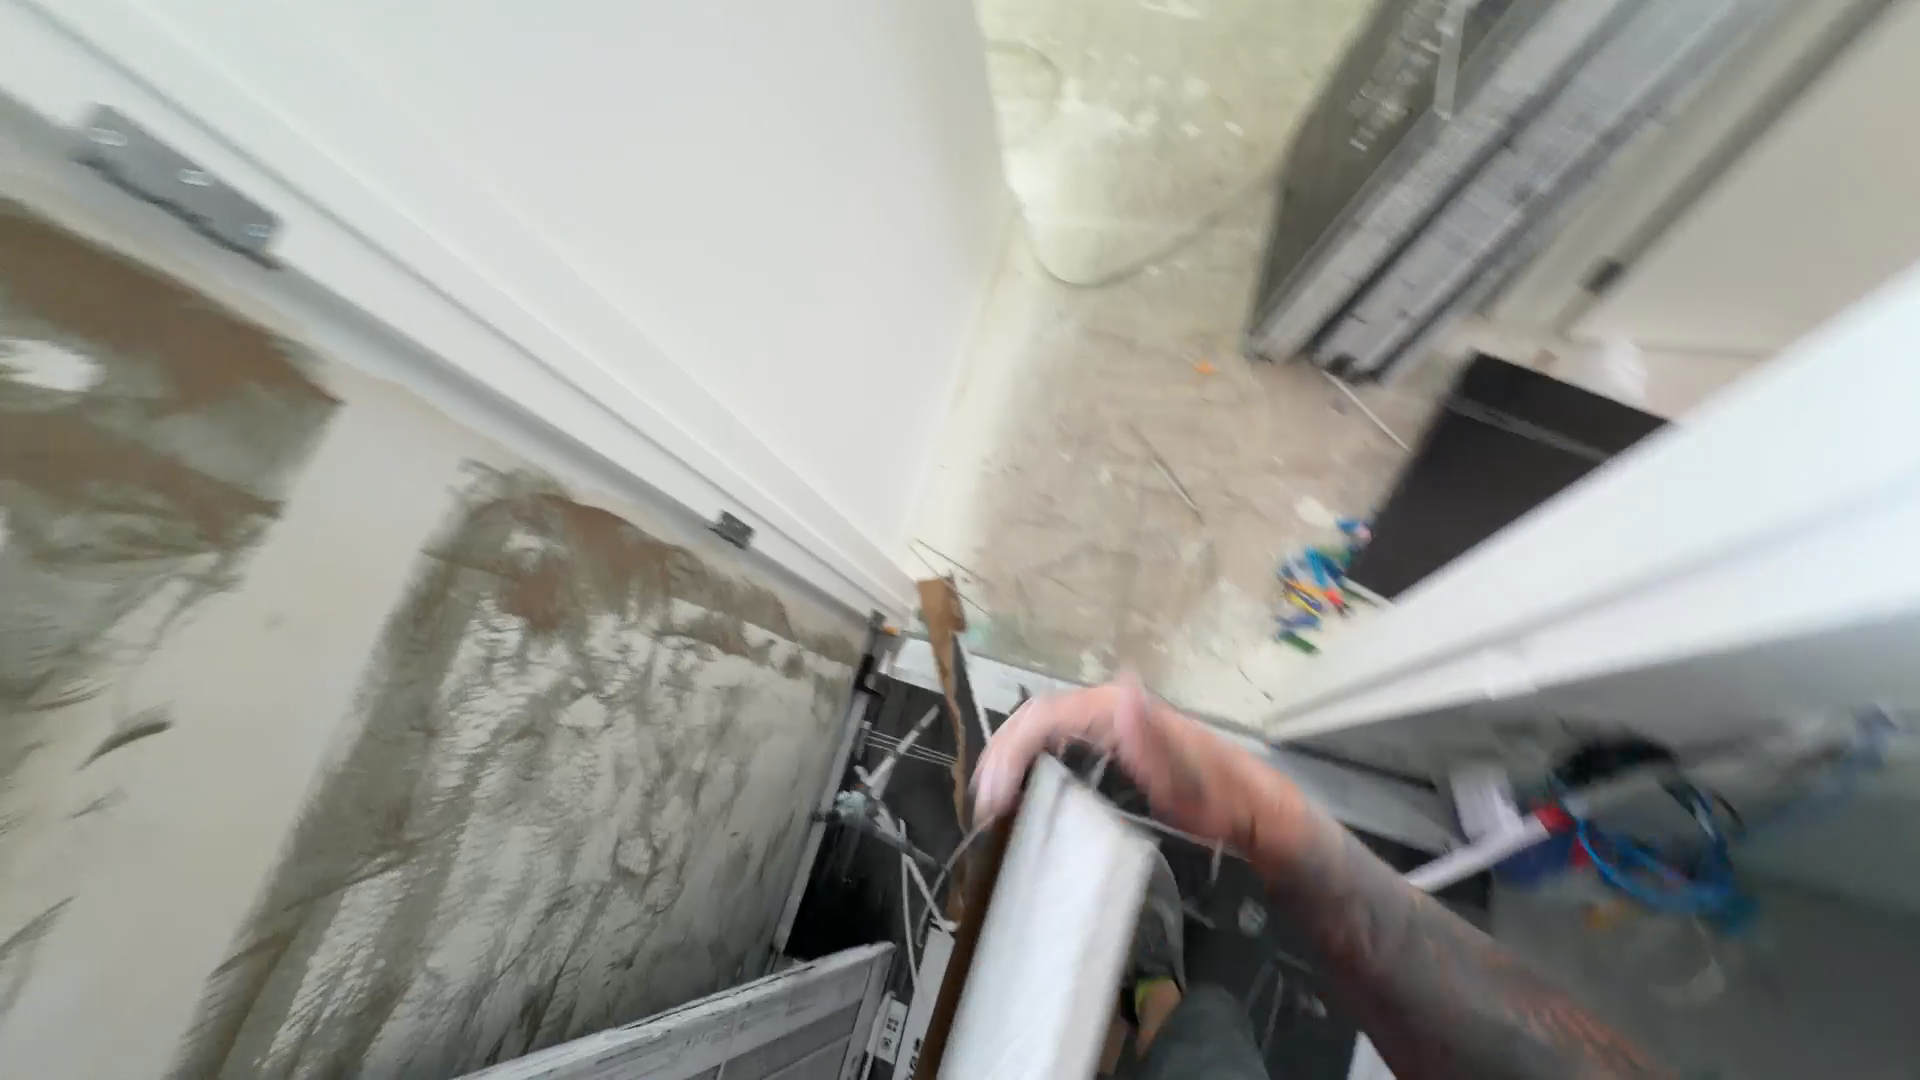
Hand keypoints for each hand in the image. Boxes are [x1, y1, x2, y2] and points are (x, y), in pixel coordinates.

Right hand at [972, 674, 1303, 854]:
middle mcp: (1106, 708)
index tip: (993, 799)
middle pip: (1033, 719)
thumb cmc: (1226, 797)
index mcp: (1116, 708)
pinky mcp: (1107, 745)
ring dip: (1008, 760)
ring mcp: (1106, 725)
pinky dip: (1027, 766)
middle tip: (983, 808)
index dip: (1010, 752)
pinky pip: (1053, 746)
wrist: (1255, 808)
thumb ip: (1156, 739)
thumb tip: (1122, 691)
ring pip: (1038, 730)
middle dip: (1000, 756)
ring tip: (990, 803)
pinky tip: (1019, 795)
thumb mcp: (1195, 776)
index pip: (1044, 717)